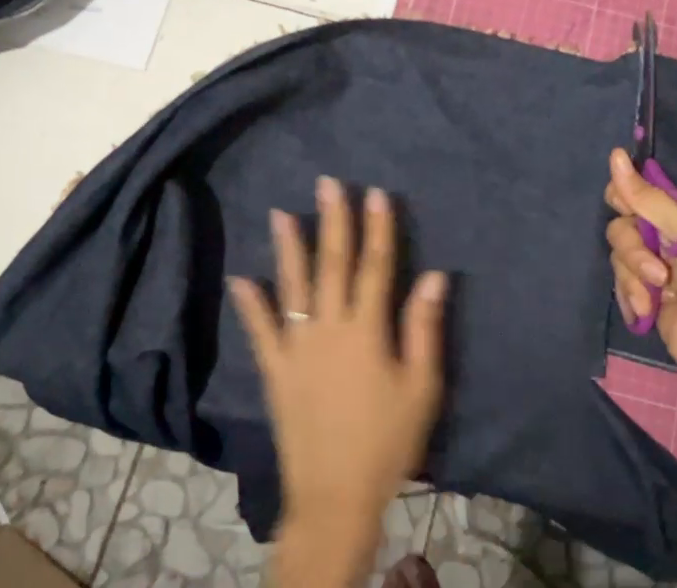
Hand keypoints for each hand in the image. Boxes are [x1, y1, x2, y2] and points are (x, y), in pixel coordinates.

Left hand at [229, 177, 448, 527]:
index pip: (375, 267)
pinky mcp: (275, 372)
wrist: (336, 494)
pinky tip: (241, 279)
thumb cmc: (389, 440)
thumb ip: (424, 327)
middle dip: (332, 222)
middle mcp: (328, 329)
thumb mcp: (421, 387)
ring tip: (281, 214)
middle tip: (327, 183)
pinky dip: (251, 305)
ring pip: (292, 289)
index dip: (377, 229)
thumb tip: (434, 274)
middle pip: (332, 266)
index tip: (376, 192)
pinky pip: (260, 332)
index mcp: (367, 330)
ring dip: (288, 249)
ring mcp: (296, 349)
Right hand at [605, 149, 676, 381]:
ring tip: (655, 297)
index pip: (629, 190)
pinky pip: (617, 284)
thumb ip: (647, 198)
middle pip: (618, 227)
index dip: (622, 199)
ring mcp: (647, 263)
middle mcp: (658, 233)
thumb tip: (615, 154)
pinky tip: (647, 309)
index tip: (628, 212)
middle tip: (656, 271)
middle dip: (632, 253)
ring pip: (617, 258)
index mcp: (672, 212)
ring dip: (633, 281)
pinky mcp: (640, 290)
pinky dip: (630, 298)